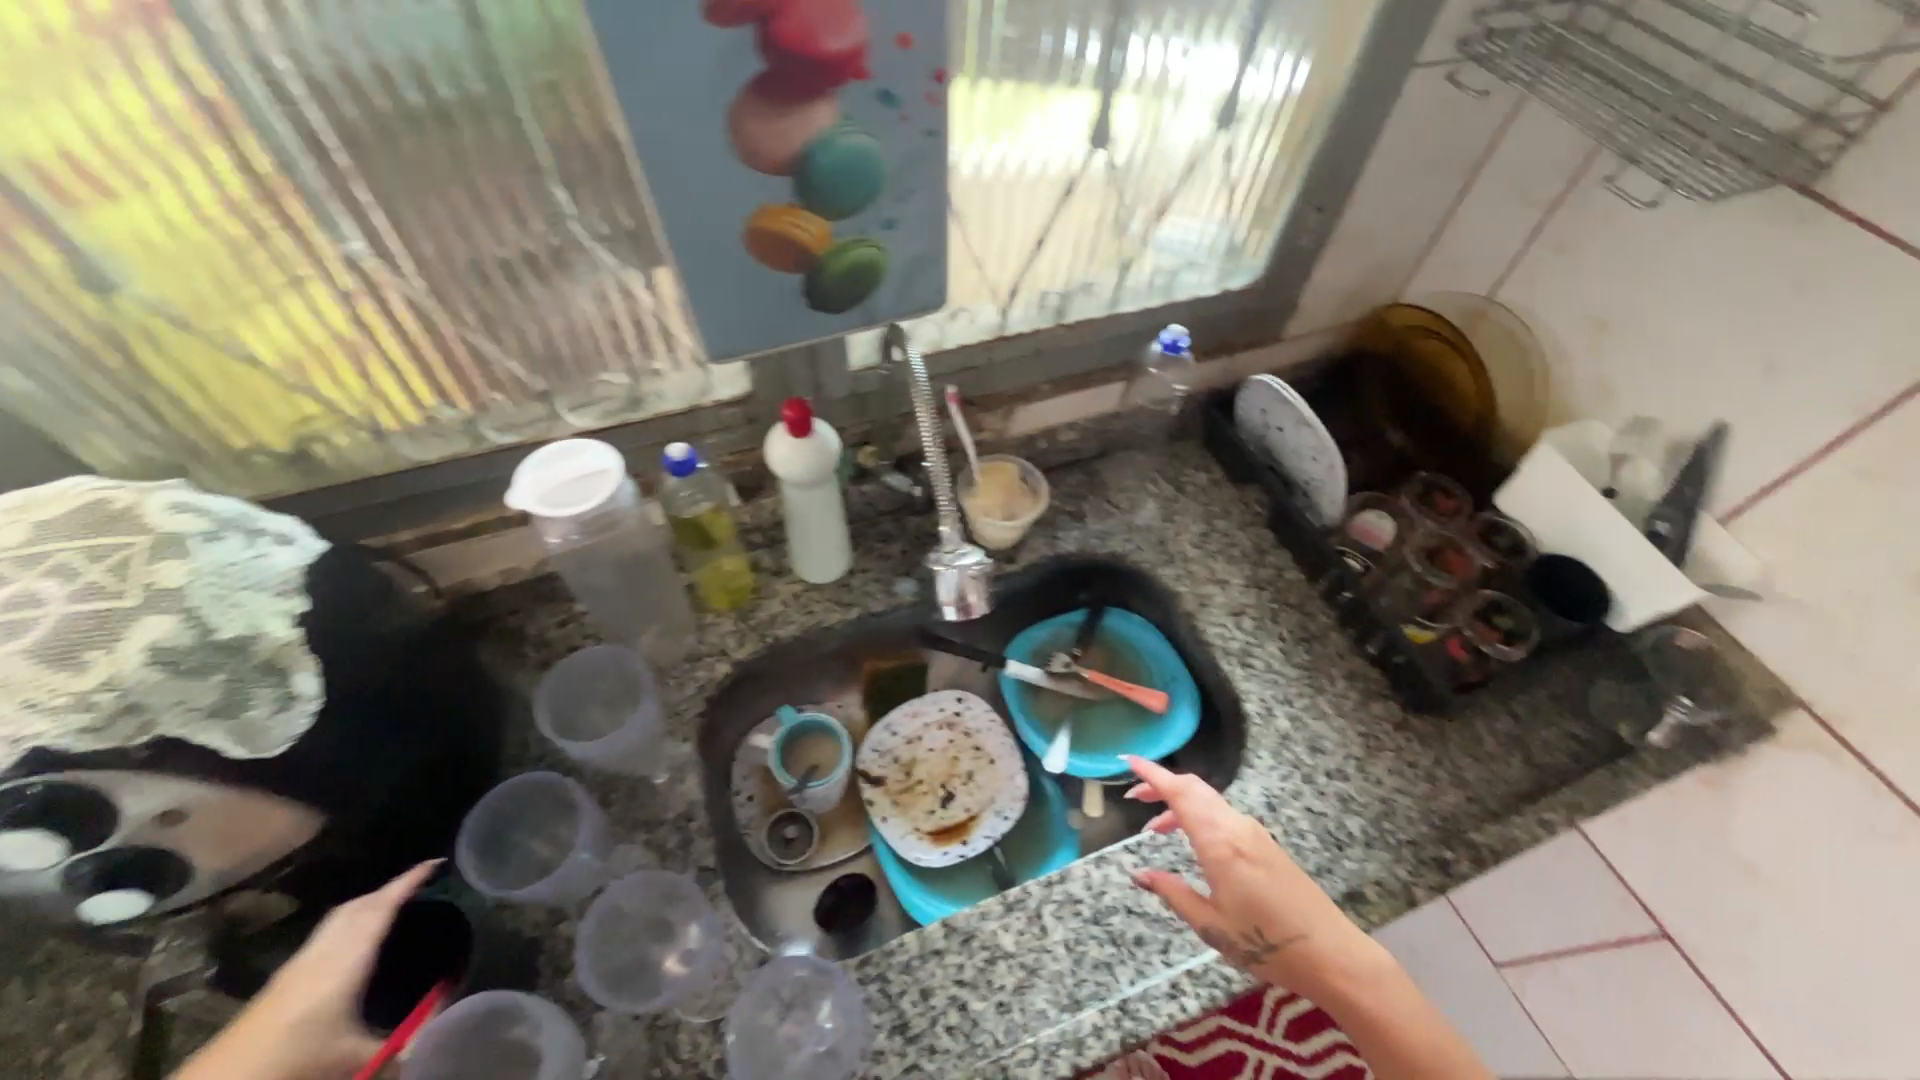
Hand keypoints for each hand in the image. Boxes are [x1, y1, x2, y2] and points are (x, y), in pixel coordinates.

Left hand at [174, 861, 440, 1079]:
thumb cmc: (292, 1063)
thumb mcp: (356, 1059)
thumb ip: (402, 1042)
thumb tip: (443, 1024)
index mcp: (344, 961)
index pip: (380, 908)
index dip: (408, 882)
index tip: (435, 861)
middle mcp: (321, 953)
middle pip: (356, 906)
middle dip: (390, 888)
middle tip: (422, 884)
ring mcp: (297, 964)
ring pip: (338, 918)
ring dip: (368, 904)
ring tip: (396, 906)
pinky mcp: (284, 979)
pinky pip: (326, 934)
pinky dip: (351, 923)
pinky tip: (358, 944)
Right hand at [1124, 756, 1383, 999]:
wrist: (1330, 953)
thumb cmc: (1265, 942)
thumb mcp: (1209, 924)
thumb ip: (1172, 892)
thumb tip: (1138, 874)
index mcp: (1219, 841)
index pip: (1179, 793)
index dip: (1152, 774)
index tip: (1129, 761)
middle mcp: (1237, 827)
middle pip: (1194, 789)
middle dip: (1162, 786)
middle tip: (1135, 797)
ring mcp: (1255, 833)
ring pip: (1210, 802)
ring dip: (1181, 805)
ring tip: (1156, 829)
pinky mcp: (1266, 845)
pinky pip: (1224, 816)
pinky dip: (1200, 817)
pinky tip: (1192, 841)